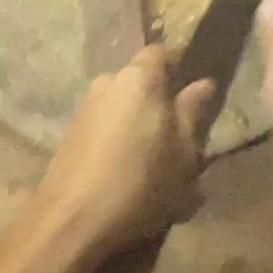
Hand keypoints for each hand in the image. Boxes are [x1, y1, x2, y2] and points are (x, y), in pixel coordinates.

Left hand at [33, 46, 217, 260]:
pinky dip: (117, 142)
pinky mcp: (69, 134)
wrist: (72, 219)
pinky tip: (126, 175)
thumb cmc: (140, 182)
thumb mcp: (183, 154)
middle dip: (158, 103)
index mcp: (138, 78)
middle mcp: (107, 82)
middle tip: (179, 138)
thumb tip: (203, 83)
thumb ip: (192, 114)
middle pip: (140, 82)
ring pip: (121, 107)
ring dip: (137, 126)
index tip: (192, 95)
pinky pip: (104, 127)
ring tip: (154, 165)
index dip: (178, 68)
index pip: (160, 53)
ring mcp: (84, 108)